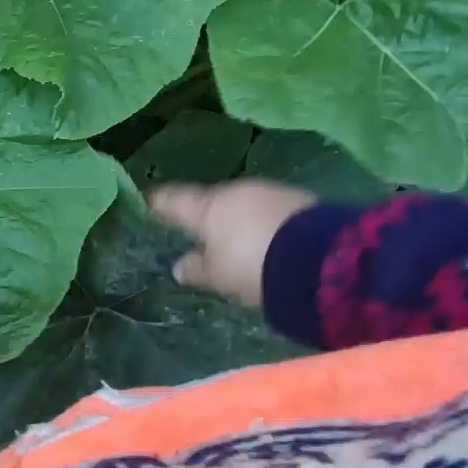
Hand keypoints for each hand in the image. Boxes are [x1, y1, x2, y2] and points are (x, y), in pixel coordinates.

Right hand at [148, 180, 316, 306]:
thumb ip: (196, 269)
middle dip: (204, 214)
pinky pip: (268, 211)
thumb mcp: (218, 276)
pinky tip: (264, 240)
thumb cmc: (252, 264)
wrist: (320, 258)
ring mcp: (270, 192)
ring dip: (236, 219)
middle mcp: (236, 192)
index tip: (147, 200)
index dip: (159, 202)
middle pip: (212, 201)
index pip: (174, 200)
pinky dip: (261, 223)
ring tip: (234, 241)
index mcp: (207, 207)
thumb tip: (179, 266)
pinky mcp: (300, 201)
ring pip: (243, 205)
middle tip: (197, 230)